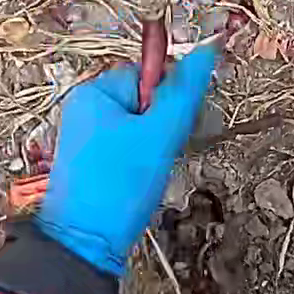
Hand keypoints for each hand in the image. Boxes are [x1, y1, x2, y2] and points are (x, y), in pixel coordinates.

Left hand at [36, 44, 219, 276]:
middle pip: (145, 99)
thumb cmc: (118, 186)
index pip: (148, 74)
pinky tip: (139, 178)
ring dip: (156, 143)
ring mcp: (87, 135)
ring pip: (141, 125)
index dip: (169, 100)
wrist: (87, 242)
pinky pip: (129, 145)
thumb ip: (184, 91)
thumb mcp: (160, 134)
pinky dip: (142, 159)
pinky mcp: (93, 159)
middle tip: (160, 151)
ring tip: (148, 169)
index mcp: (94, 92)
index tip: (172, 127)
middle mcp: (85, 108)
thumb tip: (208, 50)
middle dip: (163, 124)